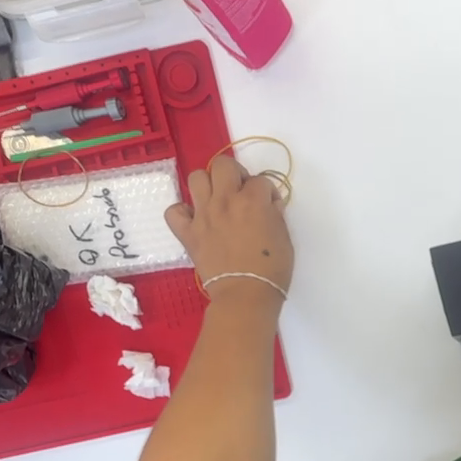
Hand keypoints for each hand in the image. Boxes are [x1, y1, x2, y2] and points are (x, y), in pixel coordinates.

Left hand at [165, 153, 294, 298]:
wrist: (246, 296)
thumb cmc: (273, 271)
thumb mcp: (285, 240)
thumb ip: (276, 216)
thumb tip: (270, 205)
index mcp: (253, 201)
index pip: (261, 181)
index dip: (268, 192)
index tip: (271, 206)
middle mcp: (225, 200)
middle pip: (223, 165)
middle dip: (235, 174)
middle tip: (241, 193)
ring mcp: (203, 215)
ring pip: (196, 177)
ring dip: (208, 185)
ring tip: (217, 202)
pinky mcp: (188, 232)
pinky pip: (174, 211)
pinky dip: (182, 212)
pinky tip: (195, 220)